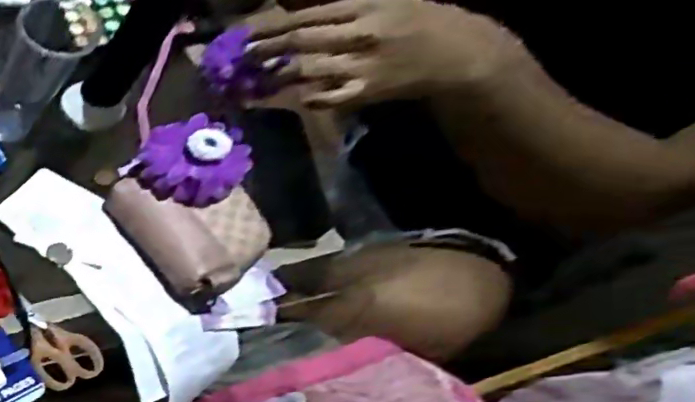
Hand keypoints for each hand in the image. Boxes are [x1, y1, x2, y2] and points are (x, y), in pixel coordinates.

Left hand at [245, 0, 524, 109]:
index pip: (308, 15)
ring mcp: (359, 66)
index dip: (272, 26)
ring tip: (251, 82)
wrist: (454, 51)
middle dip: (264, 50)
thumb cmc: (413, 21)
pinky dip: (299, 97)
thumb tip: (296, 10)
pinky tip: (284, 97)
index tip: (245, 35)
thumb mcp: (382, 1)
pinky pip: (319, 98)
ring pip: (303, 72)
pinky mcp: (360, 93)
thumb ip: (340, 8)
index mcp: (366, 5)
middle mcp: (360, 34)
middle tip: (239, 59)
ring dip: (273, 78)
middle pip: (300, 42)